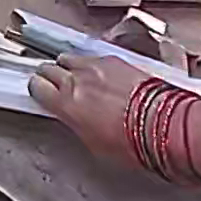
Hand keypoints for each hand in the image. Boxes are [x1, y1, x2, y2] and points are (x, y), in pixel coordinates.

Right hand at [28, 53, 149, 168]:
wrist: (163, 125)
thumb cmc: (133, 141)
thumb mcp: (93, 143)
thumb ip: (76, 122)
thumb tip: (75, 118)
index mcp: (65, 103)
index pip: (37, 86)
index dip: (38, 89)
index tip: (41, 92)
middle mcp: (76, 79)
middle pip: (49, 68)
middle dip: (50, 75)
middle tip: (56, 84)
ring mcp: (95, 66)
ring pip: (69, 58)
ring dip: (69, 66)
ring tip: (78, 77)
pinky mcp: (115, 59)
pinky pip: (93, 57)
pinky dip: (93, 64)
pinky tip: (102, 75)